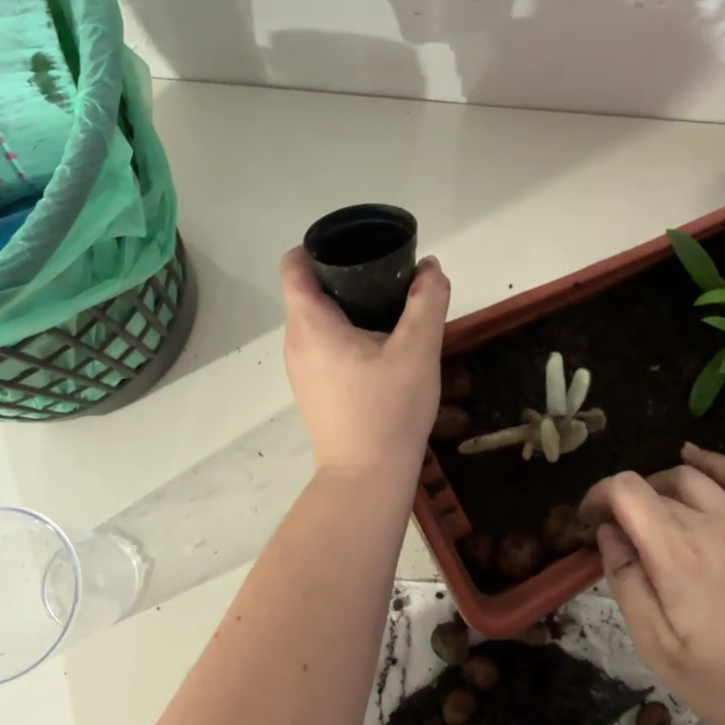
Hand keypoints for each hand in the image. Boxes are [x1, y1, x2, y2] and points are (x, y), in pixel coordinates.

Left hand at [280, 248, 450, 483]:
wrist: (367, 477)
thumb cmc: (388, 410)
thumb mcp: (419, 350)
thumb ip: (427, 301)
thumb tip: (430, 269)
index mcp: (311, 324)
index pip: (294, 265)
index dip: (319, 247)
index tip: (356, 248)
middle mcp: (296, 343)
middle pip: (309, 292)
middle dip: (345, 277)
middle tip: (387, 277)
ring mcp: (301, 370)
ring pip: (319, 322)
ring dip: (349, 310)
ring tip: (391, 311)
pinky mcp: (314, 391)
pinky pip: (325, 347)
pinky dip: (348, 336)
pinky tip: (383, 348)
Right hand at [580, 444, 724, 724]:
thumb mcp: (659, 650)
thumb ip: (627, 585)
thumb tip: (607, 535)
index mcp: (676, 555)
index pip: (626, 491)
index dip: (597, 496)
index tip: (587, 522)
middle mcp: (711, 526)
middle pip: (655, 485)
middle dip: (624, 499)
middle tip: (614, 532)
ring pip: (693, 477)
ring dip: (659, 483)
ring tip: (648, 510)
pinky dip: (715, 461)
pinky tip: (695, 457)